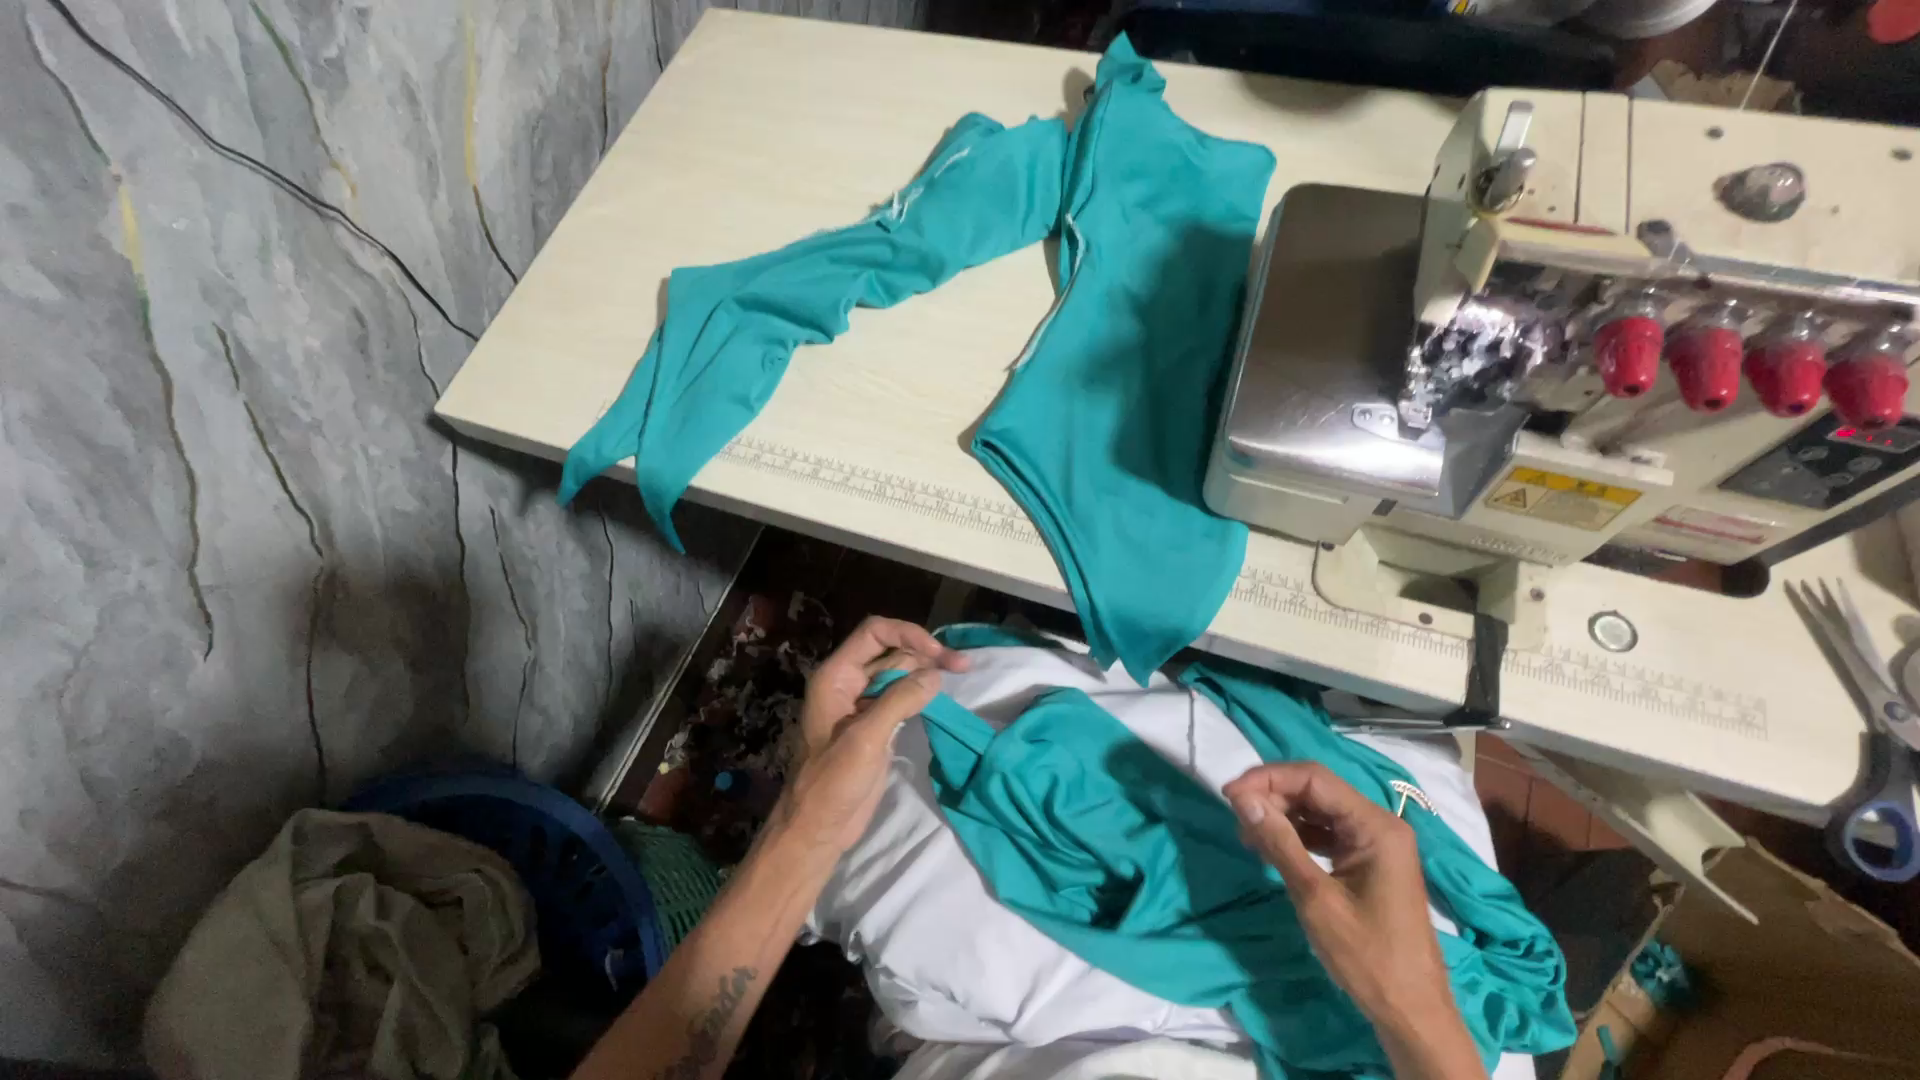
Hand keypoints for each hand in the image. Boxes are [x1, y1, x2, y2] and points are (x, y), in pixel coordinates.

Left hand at [776, 618, 969, 852]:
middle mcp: (849, 683)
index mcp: (836, 676)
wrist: (818, 827)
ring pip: (900, 673)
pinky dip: (923, 692)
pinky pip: (903, 696)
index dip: (907, 634)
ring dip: (928, 670)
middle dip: (925, 652)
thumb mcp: (865, 738)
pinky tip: (942, 695)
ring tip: (962, 672)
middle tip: (962, 665)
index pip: (874, 633)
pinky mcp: (878, 724)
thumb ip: (899, 701)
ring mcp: (864, 704)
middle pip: (891, 651)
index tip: (937, 652)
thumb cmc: (832, 781)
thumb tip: (935, 675)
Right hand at [1224, 764, 1474, 1065]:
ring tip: (1248, 835)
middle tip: (1235, 817)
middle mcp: (1379, 824)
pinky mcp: (1369, 860)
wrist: (1411, 1011)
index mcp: (1376, 826)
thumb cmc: (1366, 954)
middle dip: (1272, 796)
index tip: (1229, 794)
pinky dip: (1297, 834)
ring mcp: (1376, 842)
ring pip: (1319, 809)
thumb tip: (1241, 798)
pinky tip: (1271, 848)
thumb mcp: (1314, 896)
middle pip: (1316, 789)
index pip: (1313, 778)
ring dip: (1281, 815)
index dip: (1267, 779)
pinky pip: (1327, 832)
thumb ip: (1278, 841)